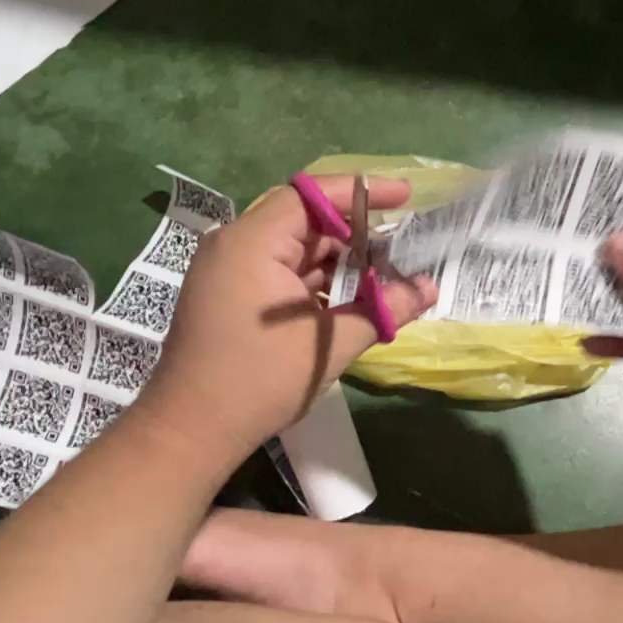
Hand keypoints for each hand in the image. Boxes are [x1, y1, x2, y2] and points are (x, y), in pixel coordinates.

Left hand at [131, 175, 437, 464]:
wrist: (191, 430)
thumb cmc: (259, 381)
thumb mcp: (330, 344)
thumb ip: (383, 310)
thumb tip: (430, 288)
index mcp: (252, 243)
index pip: (312, 195)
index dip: (362, 192)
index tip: (405, 198)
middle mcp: (234, 246)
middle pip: (304, 221)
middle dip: (355, 234)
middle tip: (400, 252)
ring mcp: (228, 272)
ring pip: (293, 250)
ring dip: (337, 263)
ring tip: (382, 281)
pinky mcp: (229, 296)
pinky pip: (279, 273)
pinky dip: (314, 282)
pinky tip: (347, 303)